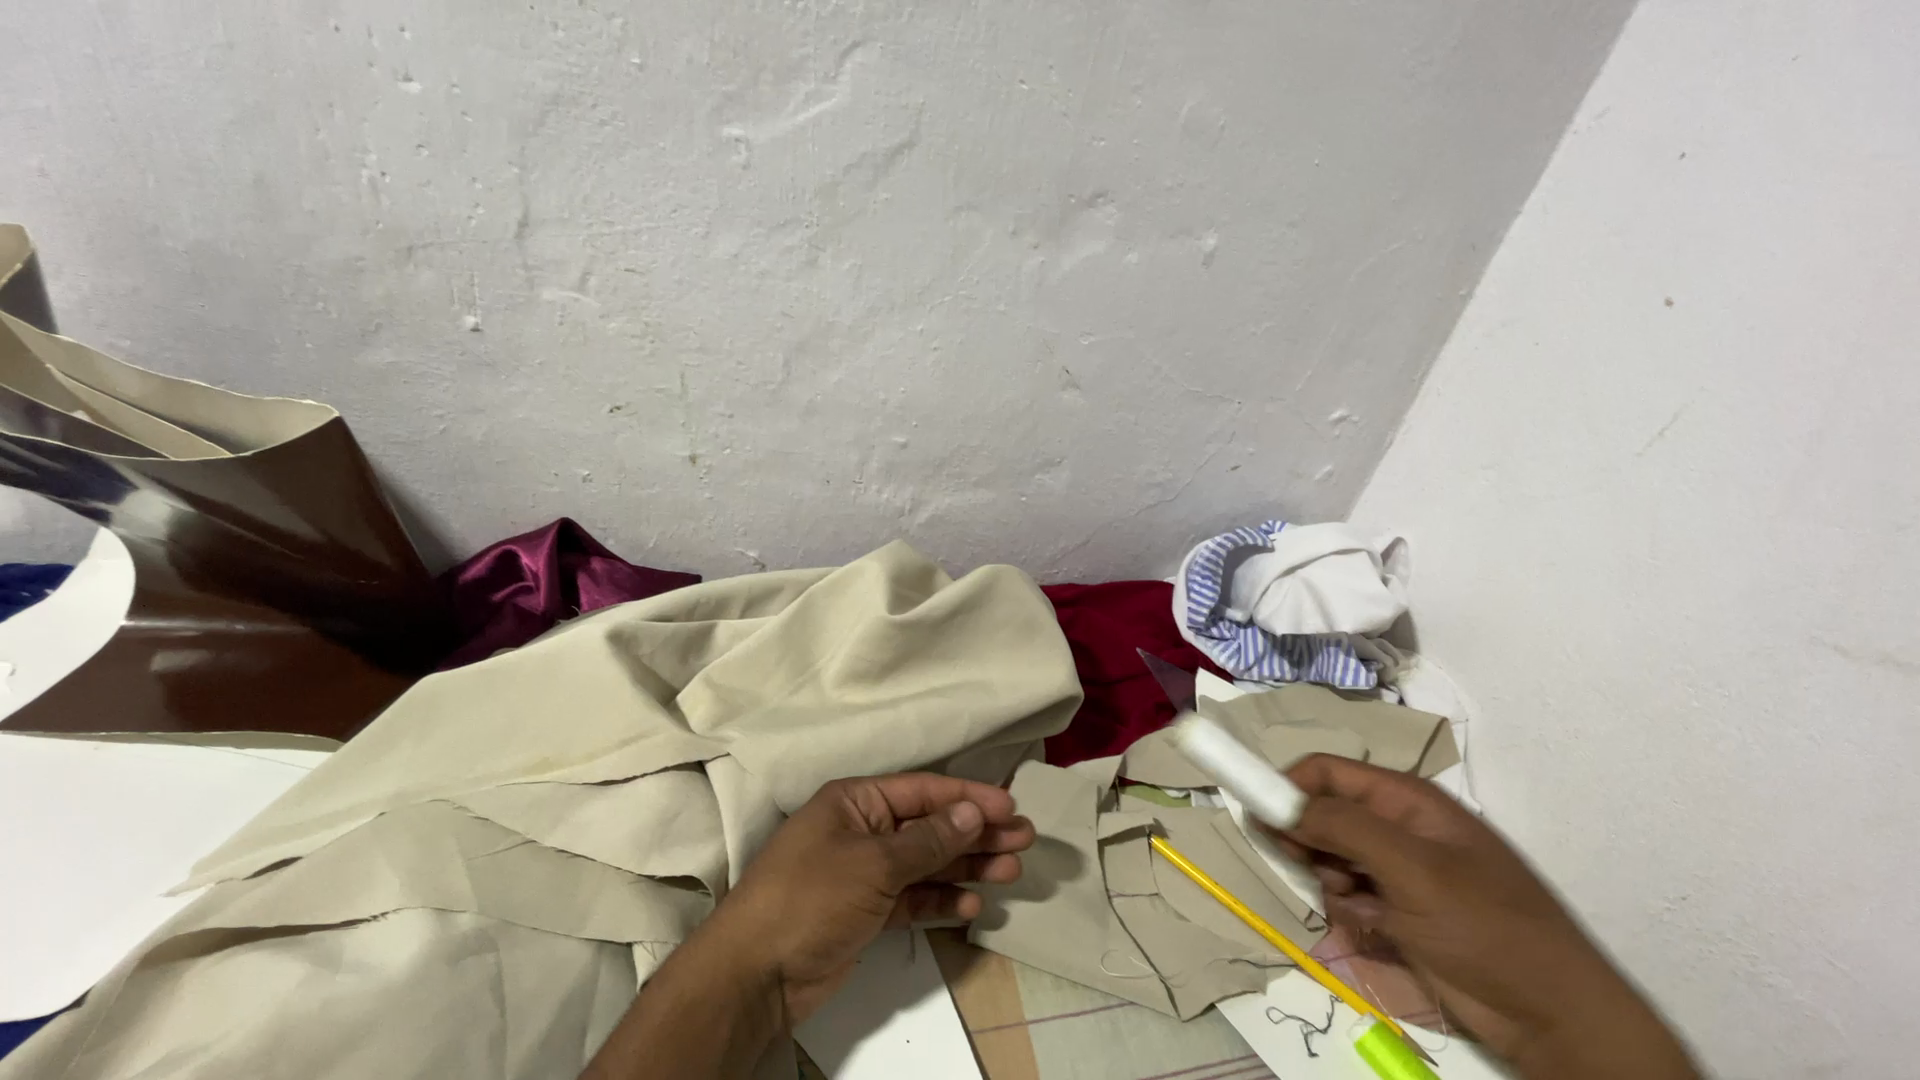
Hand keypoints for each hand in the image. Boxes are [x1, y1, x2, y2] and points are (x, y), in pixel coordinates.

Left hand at [702, 772, 1034, 1023]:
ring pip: (926, 863)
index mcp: (854, 802)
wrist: (756, 973)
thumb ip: (927, 840)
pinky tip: (972, 904)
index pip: (922, 790)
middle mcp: (861, 831)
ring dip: (966, 866)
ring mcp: (863, 874)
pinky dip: (940, 900)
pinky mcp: (866, 913)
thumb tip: (973, 812)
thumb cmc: (811, 897)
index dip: (968, 797)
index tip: (1010, 807)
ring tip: (1011, 871)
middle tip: (1024, 840)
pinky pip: (913, 899)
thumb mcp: (873, 862)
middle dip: (976, 832)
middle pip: (929, 826)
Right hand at [1274, 755, 1700, 1079]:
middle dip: (1308, 839)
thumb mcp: (1414, 870)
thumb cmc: (1487, 927)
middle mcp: (1397, 826)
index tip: (1260, 818)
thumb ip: (1344, 828)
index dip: (1289, 786)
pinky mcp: (1397, 908)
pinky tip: (1375, 927)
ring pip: (1328, 856)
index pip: (1327, 771)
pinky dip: (1349, 910)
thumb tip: (1280, 802)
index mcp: (1405, 799)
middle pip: (1322, 812)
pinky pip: (1346, 895)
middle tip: (1309, 867)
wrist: (1551, 1013)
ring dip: (1328, 880)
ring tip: (1359, 905)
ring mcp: (1397, 869)